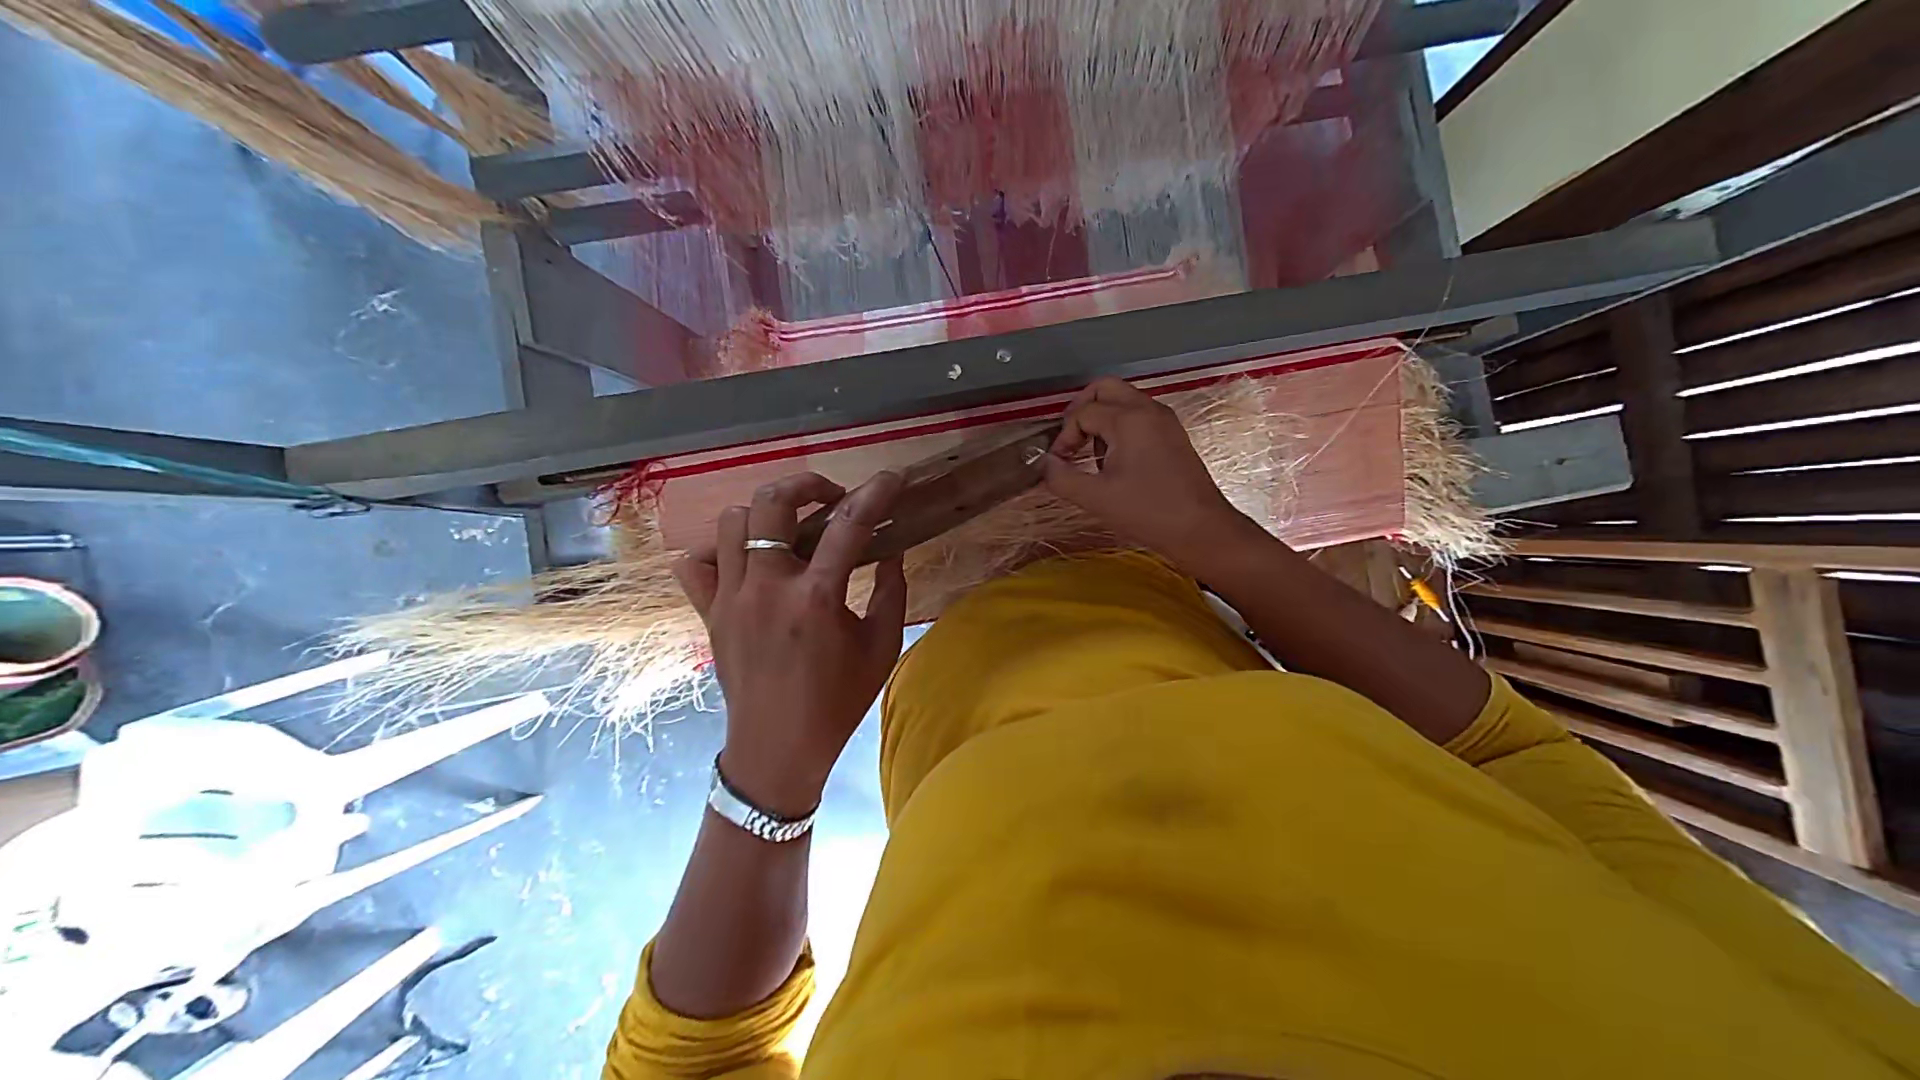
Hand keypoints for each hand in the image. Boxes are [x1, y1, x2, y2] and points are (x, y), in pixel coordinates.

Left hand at [673, 471, 907, 817]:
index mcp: (815, 598)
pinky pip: (697, 564)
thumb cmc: (837, 703)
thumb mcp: (881, 648)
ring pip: (732, 523)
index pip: (849, 524)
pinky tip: (745, 562)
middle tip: (831, 499)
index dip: (875, 492)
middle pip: (772, 503)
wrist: (777, 748)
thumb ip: (892, 593)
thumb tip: (893, 550)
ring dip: (766, 514)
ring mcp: (730, 598)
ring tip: (791, 530)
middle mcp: (767, 587)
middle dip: (806, 484)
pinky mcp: (709, 613)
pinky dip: (718, 551)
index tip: (892, 477)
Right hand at [1042, 377, 1261, 573]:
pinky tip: (1114, 462)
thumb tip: (1044, 465)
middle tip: (1069, 442)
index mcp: (1129, 419)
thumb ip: (1062, 478)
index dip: (1063, 437)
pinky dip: (1119, 428)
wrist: (1201, 530)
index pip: (1082, 413)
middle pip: (1104, 389)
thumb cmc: (1149, 512)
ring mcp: (1164, 421)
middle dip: (1080, 412)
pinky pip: (1138, 416)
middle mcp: (1148, 410)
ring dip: (1100, 420)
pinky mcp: (1173, 435)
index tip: (1059, 464)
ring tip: (1091, 456)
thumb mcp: (1096, 498)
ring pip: (1122, 401)